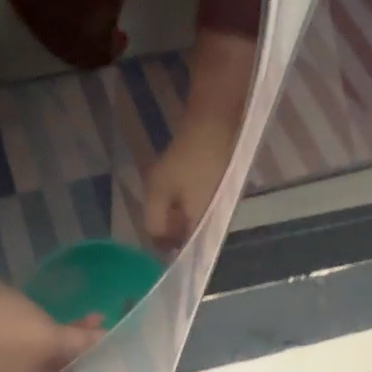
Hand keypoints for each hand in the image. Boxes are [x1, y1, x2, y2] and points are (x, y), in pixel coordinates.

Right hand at [0, 283, 105, 371]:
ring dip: (75, 340)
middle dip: (87, 355)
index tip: (118, 365)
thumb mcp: (50, 338)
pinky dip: (59, 333)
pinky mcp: (9, 343)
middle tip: (113, 335)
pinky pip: (42, 344)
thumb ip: (82, 343)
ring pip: (53, 357)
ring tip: (98, 318)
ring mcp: (12, 365)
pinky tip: (76, 321)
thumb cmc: (6, 330)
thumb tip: (111, 339)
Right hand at [144, 118, 234, 248]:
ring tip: (215, 220)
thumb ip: (193, 230)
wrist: (217, 118)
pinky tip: (218, 198)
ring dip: (195, 214)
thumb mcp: (201, 203)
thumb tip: (187, 253)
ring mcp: (172, 170)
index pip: (154, 231)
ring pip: (179, 203)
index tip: (192, 253)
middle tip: (207, 237)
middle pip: (165, 217)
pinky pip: (191, 189)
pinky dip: (201, 198)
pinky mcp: (188, 161)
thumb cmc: (206, 163)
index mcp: (154, 194)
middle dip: (184, 230)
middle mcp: (158, 183)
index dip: (170, 246)